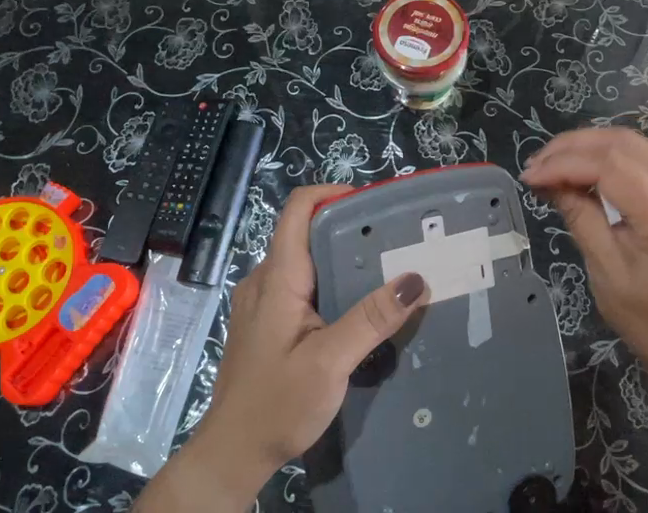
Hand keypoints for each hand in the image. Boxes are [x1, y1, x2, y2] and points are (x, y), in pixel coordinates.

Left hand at [164, 185, 427, 504]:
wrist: (232, 454)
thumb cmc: (276, 404)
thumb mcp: (330, 363)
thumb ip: (371, 319)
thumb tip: (415, 278)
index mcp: (278, 278)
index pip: (298, 209)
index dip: (333, 193)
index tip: (374, 203)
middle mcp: (266, 280)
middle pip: (306, 231)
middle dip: (349, 228)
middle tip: (394, 240)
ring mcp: (263, 302)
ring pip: (305, 260)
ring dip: (342, 257)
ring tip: (385, 269)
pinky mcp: (267, 323)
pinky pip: (301, 285)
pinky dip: (330, 283)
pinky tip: (358, 307)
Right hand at [520, 128, 647, 372]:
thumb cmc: (645, 313)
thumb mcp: (604, 269)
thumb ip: (579, 216)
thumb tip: (546, 180)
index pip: (610, 166)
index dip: (565, 164)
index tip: (530, 176)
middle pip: (620, 144)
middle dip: (572, 148)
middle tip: (536, 164)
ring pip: (630, 142)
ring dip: (587, 146)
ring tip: (551, 163)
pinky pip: (640, 155)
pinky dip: (605, 155)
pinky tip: (580, 167)